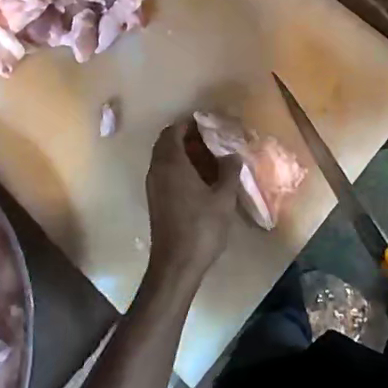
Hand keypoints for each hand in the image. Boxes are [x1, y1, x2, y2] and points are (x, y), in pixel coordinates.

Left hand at [143, 118, 242, 291]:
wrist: (176, 264)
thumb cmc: (202, 227)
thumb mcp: (224, 198)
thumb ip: (229, 171)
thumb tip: (233, 155)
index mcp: (171, 163)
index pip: (173, 131)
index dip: (189, 124)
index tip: (209, 123)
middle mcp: (157, 170)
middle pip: (166, 143)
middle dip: (187, 137)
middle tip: (211, 139)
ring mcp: (154, 186)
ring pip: (164, 158)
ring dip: (183, 153)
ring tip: (209, 158)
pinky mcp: (156, 200)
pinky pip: (165, 172)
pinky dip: (179, 168)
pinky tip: (200, 178)